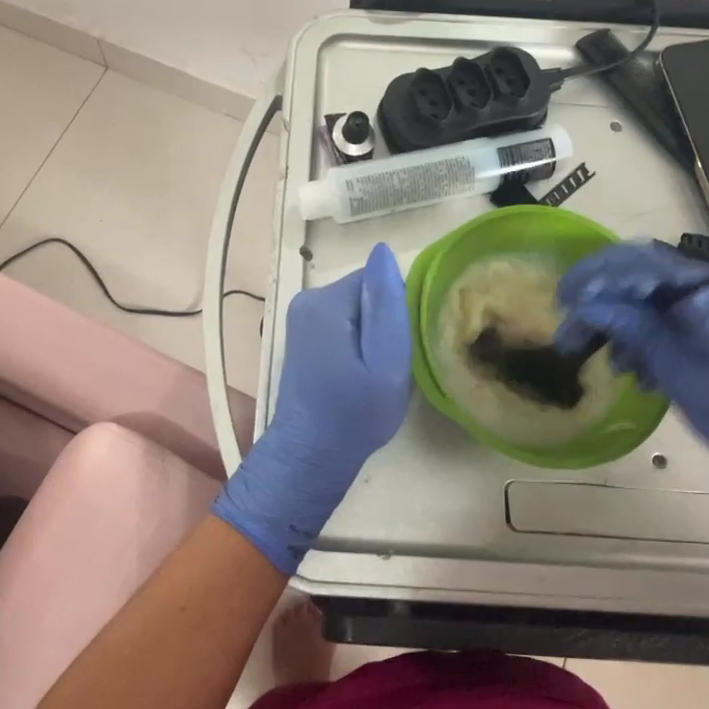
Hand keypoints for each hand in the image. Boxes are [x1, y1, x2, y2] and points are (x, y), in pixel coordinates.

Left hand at [212, 243, 410, 574]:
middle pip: (366, 293)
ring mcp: (301, 319)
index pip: (378, 280)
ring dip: (373, 335)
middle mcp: (307, 301)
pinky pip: (343, 324)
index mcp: (324, 302)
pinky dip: (358, 343)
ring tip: (380, 370)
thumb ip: (388, 307)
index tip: (407, 342)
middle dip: (385, 322)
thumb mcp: (386, 363)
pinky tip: (363, 373)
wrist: (310, 457)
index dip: (400, 309)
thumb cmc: (353, 416)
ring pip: (357, 310)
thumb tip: (385, 251)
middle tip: (395, 362)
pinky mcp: (303, 337)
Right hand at [556, 241, 708, 603]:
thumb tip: (588, 303)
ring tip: (609, 363)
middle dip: (605, 301)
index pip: (644, 263)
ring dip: (627, 321)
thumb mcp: (689, 381)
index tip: (560, 300)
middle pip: (649, 273)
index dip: (595, 277)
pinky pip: (683, 308)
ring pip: (661, 293)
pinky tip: (641, 365)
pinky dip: (655, 329)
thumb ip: (640, 333)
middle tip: (570, 337)